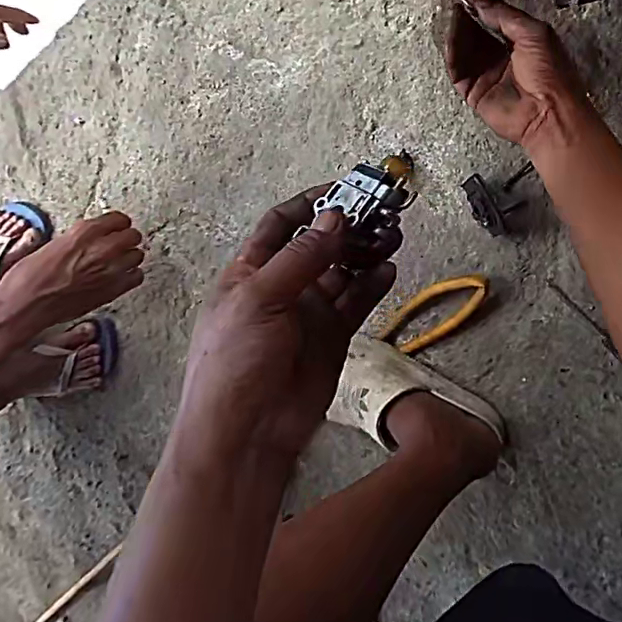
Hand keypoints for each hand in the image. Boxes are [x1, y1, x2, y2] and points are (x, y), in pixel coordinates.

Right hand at [0, 212, 146, 343]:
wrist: (24, 306)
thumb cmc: (27, 279)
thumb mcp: (50, 246)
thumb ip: (75, 239)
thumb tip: (87, 237)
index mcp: (82, 234)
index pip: (117, 218)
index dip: (117, 223)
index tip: (116, 226)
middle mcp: (100, 249)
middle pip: (133, 235)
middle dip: (127, 238)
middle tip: (120, 243)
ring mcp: (109, 270)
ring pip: (138, 255)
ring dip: (130, 256)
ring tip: (119, 260)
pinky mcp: (112, 289)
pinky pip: (137, 276)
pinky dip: (131, 275)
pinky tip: (121, 276)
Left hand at [178, 188, 401, 458]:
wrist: (248, 432)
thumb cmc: (232, 365)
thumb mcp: (259, 299)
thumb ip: (300, 258)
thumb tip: (332, 219)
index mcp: (251, 272)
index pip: (282, 224)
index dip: (311, 204)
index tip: (343, 189)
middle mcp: (282, 287)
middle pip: (320, 244)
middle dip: (348, 227)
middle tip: (378, 213)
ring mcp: (309, 312)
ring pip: (343, 270)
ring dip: (366, 251)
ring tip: (389, 237)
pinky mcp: (332, 335)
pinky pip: (357, 300)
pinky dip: (373, 284)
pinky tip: (387, 270)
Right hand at [445, 0, 590, 149]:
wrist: (548, 113)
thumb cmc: (551, 74)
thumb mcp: (532, 32)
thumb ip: (504, 14)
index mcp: (523, 44)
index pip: (497, 22)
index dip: (484, 7)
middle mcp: (504, 60)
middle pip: (478, 35)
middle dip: (468, 18)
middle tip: (458, 3)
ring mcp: (489, 77)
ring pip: (465, 51)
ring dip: (458, 32)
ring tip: (455, 16)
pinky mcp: (476, 93)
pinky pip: (458, 71)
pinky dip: (452, 54)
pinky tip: (452, 38)